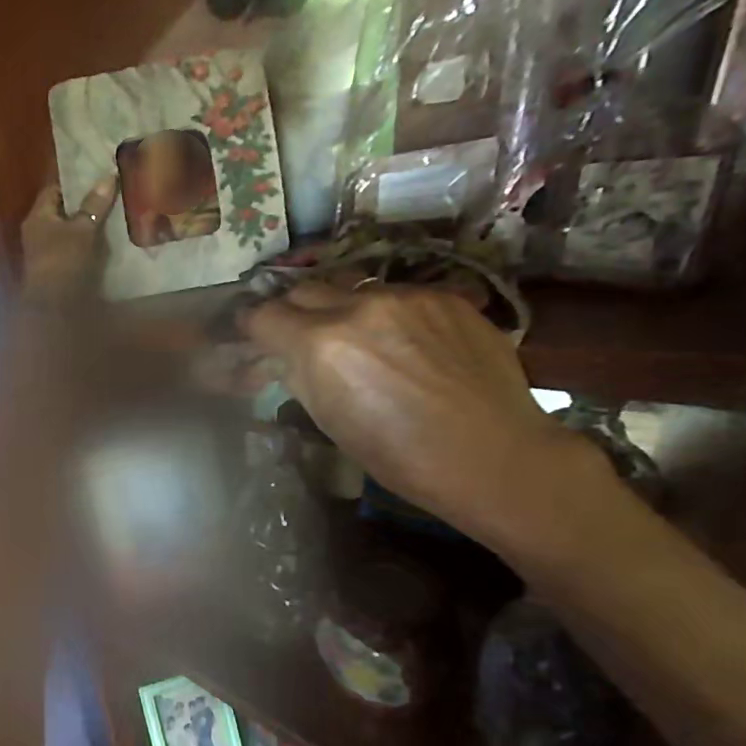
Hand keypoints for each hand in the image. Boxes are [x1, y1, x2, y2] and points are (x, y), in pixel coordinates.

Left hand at [20, 177, 117, 306]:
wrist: (54, 306)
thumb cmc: (64, 260)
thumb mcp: (82, 229)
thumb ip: (94, 206)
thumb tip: (108, 176)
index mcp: (37, 217)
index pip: (53, 191)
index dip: (73, 183)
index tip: (96, 179)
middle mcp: (36, 233)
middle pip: (61, 213)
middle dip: (82, 207)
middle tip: (108, 198)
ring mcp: (45, 255)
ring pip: (67, 234)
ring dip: (85, 230)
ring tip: (111, 220)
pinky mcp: (56, 272)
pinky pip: (72, 253)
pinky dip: (86, 248)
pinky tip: (105, 247)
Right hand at [241, 282, 604, 540]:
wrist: (492, 455)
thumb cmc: (400, 458)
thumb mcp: (332, 423)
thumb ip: (301, 378)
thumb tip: (284, 358)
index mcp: (321, 345)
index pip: (264, 315)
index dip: (253, 328)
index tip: (254, 338)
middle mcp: (358, 307)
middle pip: (304, 289)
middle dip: (294, 311)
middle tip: (301, 337)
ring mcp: (406, 295)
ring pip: (353, 287)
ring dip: (342, 308)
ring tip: (359, 339)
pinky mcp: (445, 295)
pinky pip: (399, 294)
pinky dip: (389, 314)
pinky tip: (408, 345)